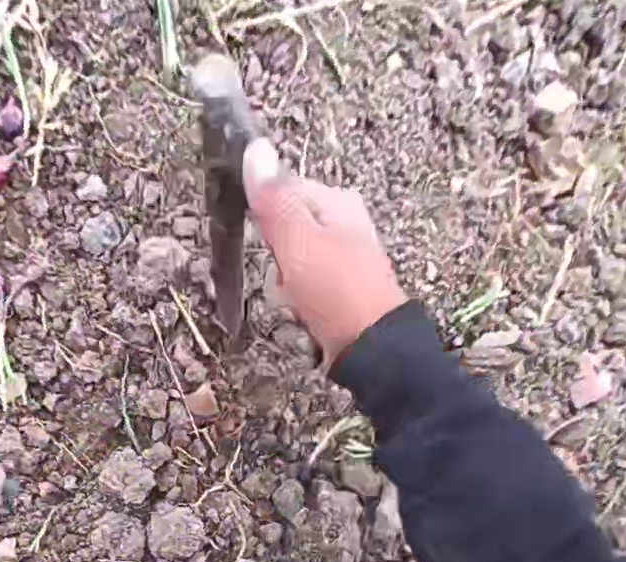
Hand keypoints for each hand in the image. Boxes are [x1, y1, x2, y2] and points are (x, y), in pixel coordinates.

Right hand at [242, 138, 406, 366]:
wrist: (370, 348)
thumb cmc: (336, 291)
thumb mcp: (298, 240)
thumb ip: (275, 199)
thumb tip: (254, 149)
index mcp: (337, 202)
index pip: (282, 193)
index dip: (267, 221)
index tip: (271, 244)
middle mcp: (343, 226)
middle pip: (285, 235)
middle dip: (279, 262)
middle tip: (291, 278)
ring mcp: (343, 262)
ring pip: (292, 268)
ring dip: (288, 290)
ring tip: (303, 303)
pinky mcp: (340, 294)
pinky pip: (305, 293)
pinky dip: (302, 307)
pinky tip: (310, 317)